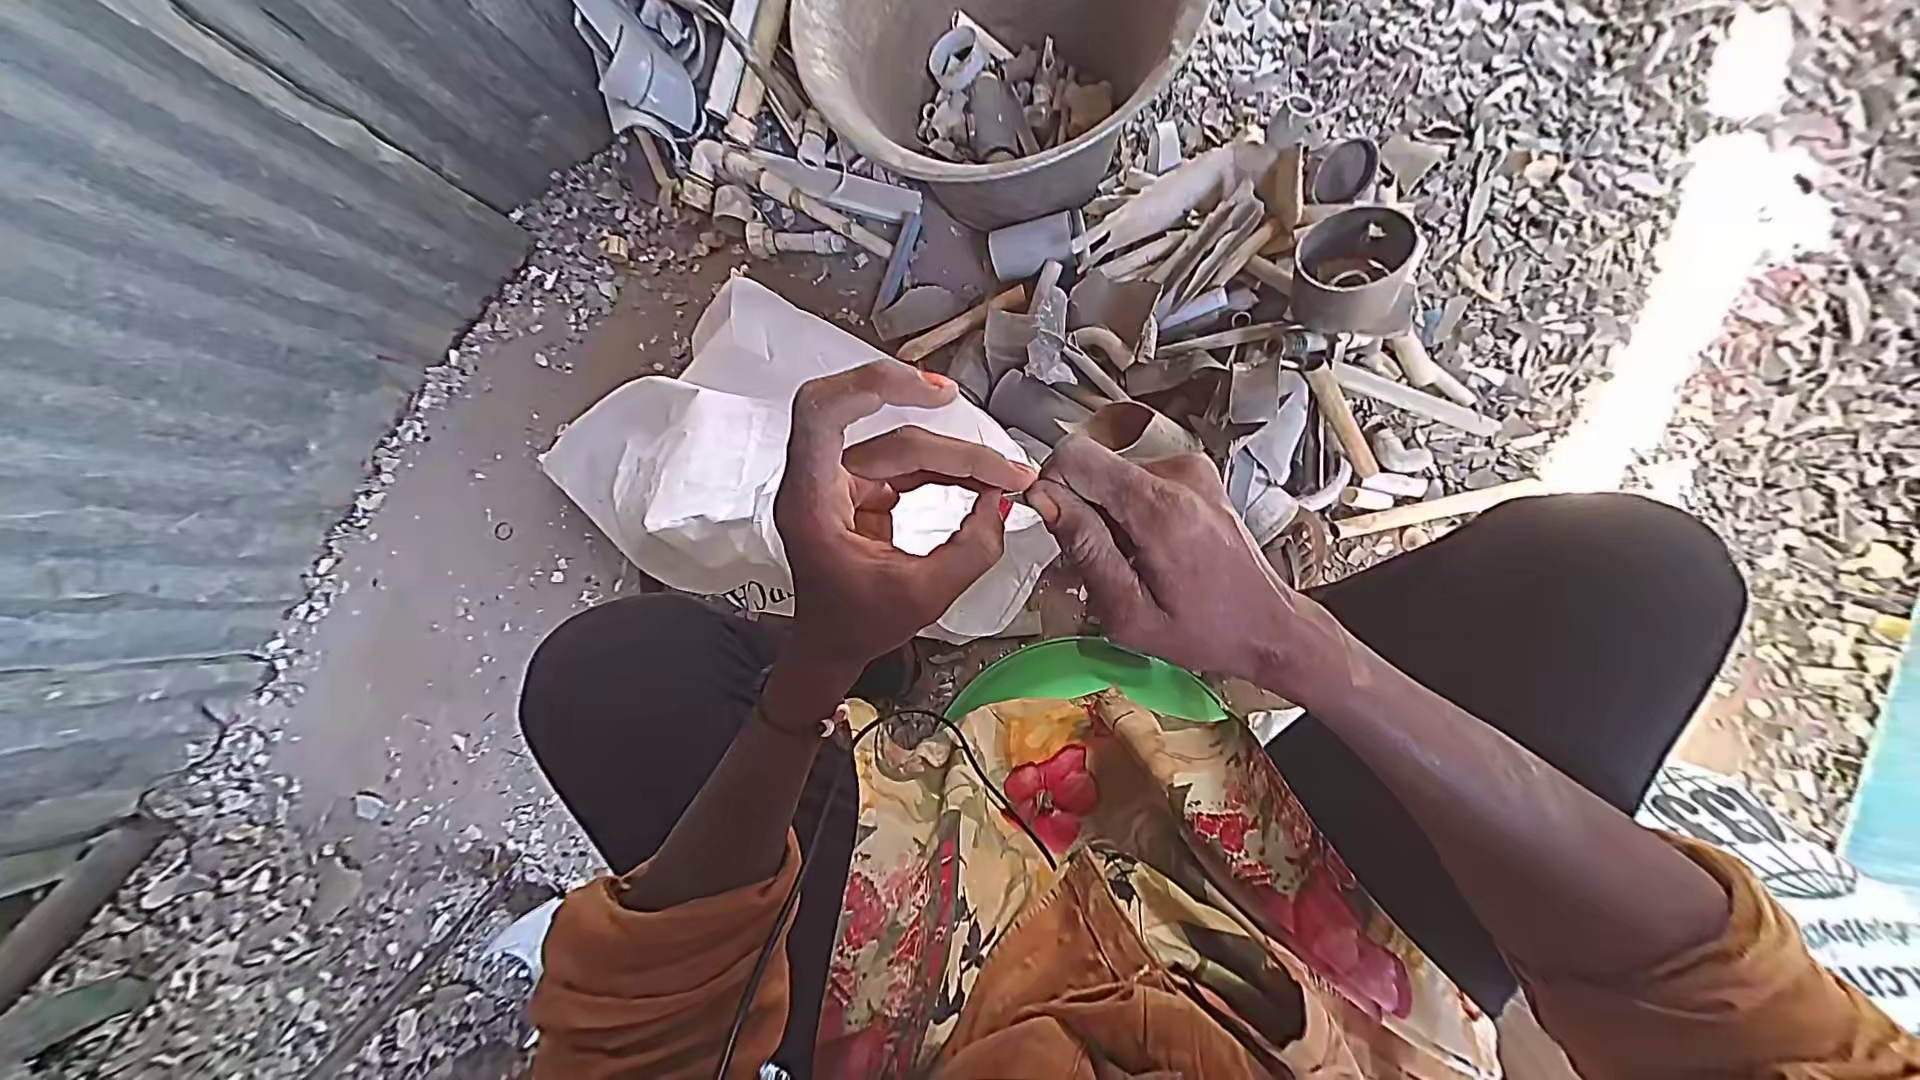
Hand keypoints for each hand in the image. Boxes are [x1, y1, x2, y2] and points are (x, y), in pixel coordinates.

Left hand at [773, 359, 1037, 689]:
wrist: (832, 644)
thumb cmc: (857, 625)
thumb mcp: (924, 597)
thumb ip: (972, 549)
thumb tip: (1002, 502)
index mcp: (811, 502)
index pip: (823, 412)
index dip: (872, 385)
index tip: (931, 393)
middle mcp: (819, 481)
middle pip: (889, 437)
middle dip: (952, 446)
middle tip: (1004, 466)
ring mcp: (840, 482)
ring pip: (903, 446)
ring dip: (957, 458)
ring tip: (1004, 477)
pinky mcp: (861, 488)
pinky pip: (907, 463)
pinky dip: (947, 469)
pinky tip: (980, 479)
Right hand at [1025, 435, 1347, 699]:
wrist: (1267, 625)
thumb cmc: (1205, 629)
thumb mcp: (1128, 612)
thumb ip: (1085, 549)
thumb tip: (1046, 500)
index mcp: (1161, 509)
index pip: (1076, 457)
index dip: (1053, 488)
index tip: (1059, 526)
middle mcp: (1179, 475)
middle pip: (1092, 465)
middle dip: (1081, 508)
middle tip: (1104, 557)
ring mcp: (1190, 469)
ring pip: (1110, 473)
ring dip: (1105, 512)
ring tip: (1131, 556)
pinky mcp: (1194, 472)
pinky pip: (1133, 478)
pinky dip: (1127, 509)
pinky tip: (1147, 545)